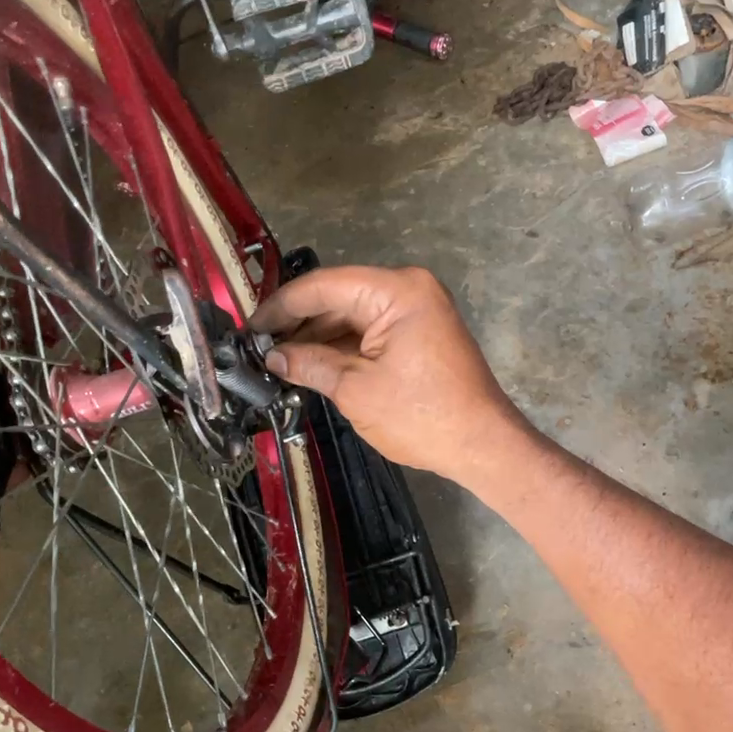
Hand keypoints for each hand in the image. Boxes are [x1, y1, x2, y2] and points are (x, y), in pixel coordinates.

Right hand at [250, 266, 531, 484]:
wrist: (482, 445)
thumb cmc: (422, 416)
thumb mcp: (356, 390)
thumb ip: (310, 364)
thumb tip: (272, 357)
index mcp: (397, 290)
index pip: (324, 286)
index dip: (282, 306)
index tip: (250, 327)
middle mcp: (409, 290)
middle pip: (339, 298)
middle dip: (299, 324)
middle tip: (259, 348)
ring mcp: (418, 312)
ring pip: (354, 316)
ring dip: (319, 338)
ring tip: (277, 360)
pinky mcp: (420, 335)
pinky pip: (373, 332)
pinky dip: (344, 348)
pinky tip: (312, 364)